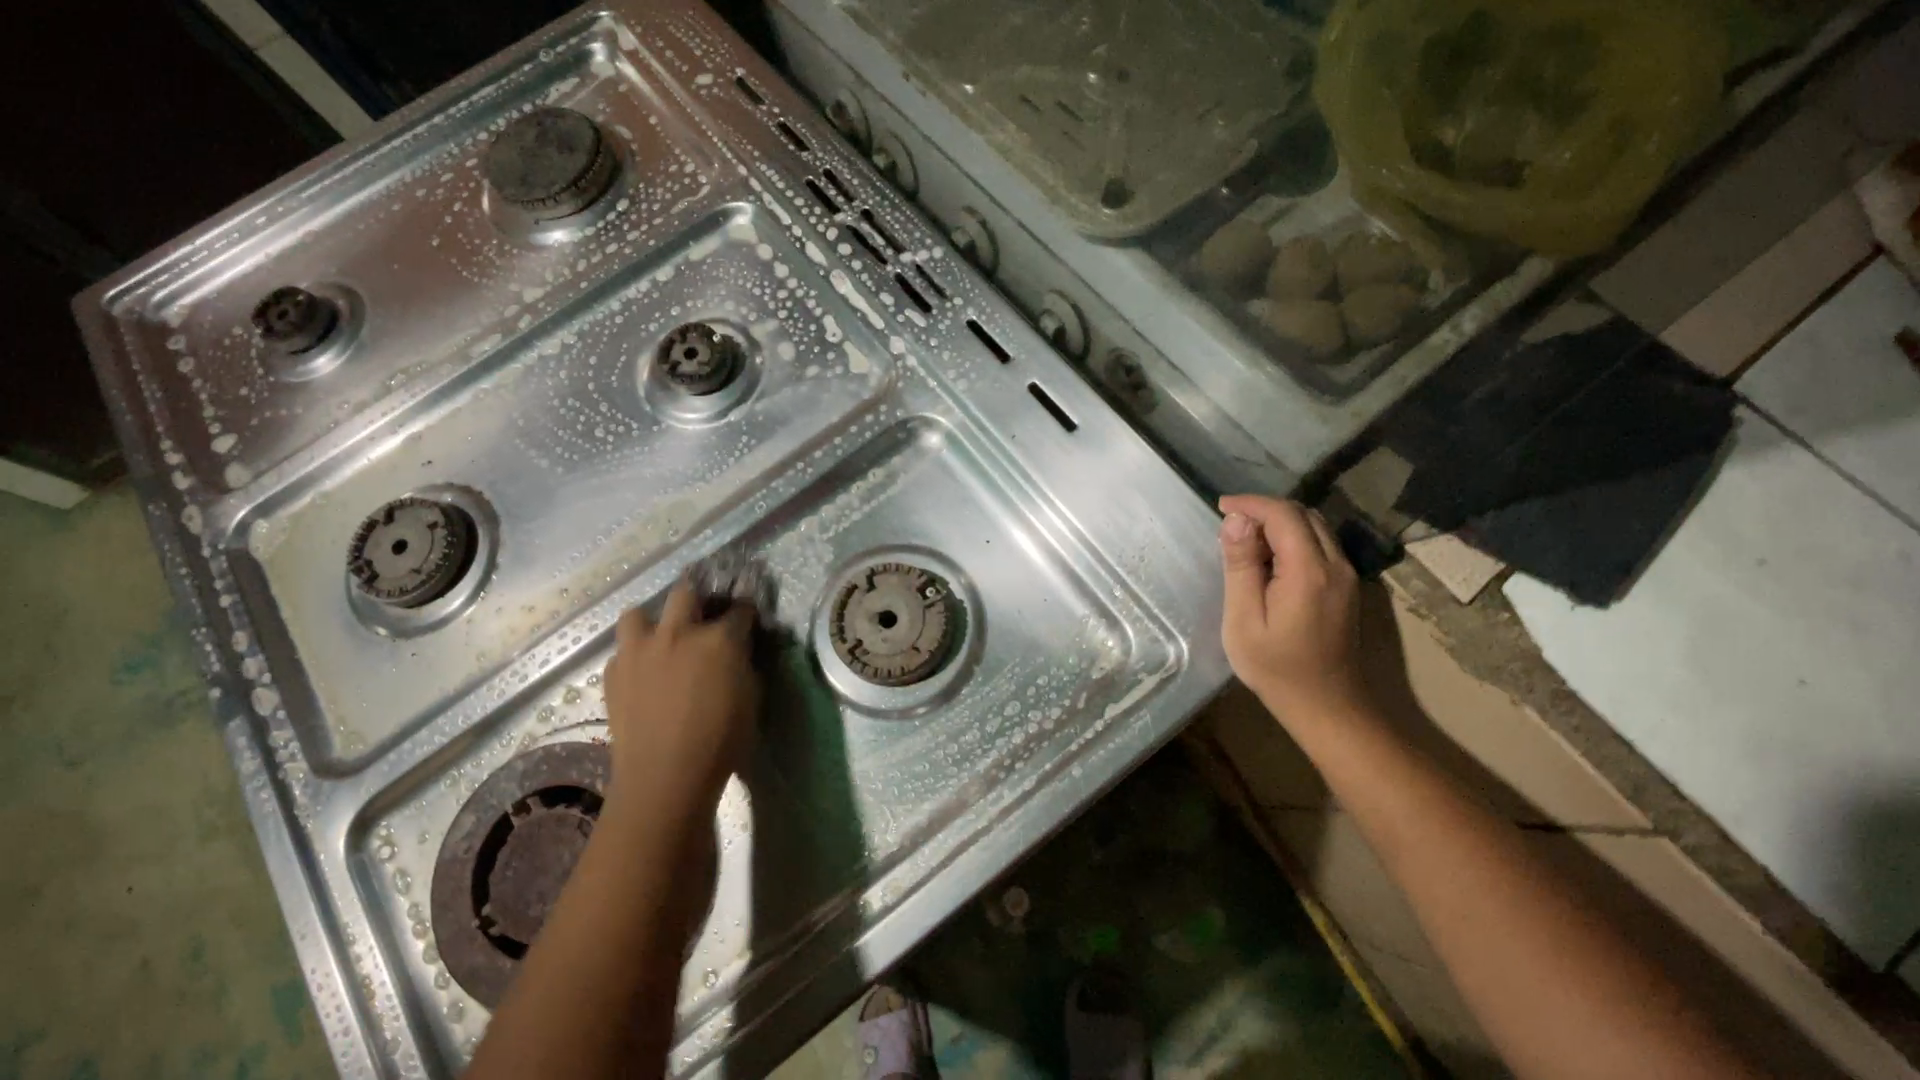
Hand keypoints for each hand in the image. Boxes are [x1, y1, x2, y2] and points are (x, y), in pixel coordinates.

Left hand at [601, 582, 760, 846]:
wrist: (665, 775)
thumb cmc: (721, 741)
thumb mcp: (751, 698)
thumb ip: (743, 663)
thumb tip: (738, 650)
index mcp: (719, 639)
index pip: (739, 608)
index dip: (745, 609)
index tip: (746, 614)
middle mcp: (678, 633)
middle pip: (686, 592)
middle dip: (697, 599)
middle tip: (702, 617)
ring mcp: (640, 650)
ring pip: (639, 612)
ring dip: (653, 622)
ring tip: (661, 640)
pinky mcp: (613, 672)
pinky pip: (623, 650)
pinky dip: (634, 657)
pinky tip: (642, 675)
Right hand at [1217, 495, 1367, 719]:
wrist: (1326, 706)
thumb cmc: (1276, 668)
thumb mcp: (1244, 620)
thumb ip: (1241, 566)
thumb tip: (1235, 520)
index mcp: (1309, 571)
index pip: (1283, 514)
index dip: (1251, 504)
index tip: (1220, 508)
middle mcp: (1335, 564)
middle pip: (1303, 514)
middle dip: (1265, 511)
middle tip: (1230, 526)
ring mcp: (1346, 575)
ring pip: (1315, 527)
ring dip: (1281, 524)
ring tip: (1247, 543)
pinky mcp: (1347, 586)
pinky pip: (1321, 545)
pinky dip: (1294, 539)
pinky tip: (1271, 562)